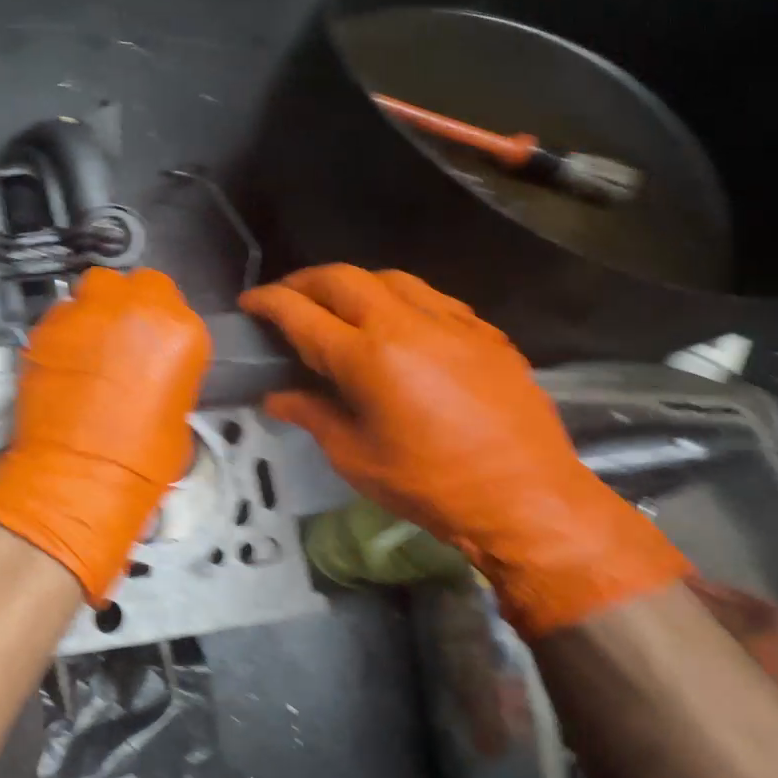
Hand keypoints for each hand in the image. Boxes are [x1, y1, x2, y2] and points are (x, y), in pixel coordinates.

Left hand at [0, 267, 209, 602]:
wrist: (78, 475)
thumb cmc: (142, 459)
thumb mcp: (177, 409)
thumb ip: (165, 369)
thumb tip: (146, 365)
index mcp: (177, 329)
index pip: (169, 299)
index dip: (155, 318)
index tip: (147, 339)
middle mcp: (130, 308)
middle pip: (126, 284)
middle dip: (122, 304)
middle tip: (117, 337)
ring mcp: (81, 315)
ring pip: (86, 292)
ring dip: (90, 313)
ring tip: (87, 345)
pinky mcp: (42, 330)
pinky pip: (56, 318)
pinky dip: (61, 333)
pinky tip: (61, 360)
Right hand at [241, 264, 690, 637]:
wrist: (529, 500)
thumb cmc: (429, 485)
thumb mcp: (352, 457)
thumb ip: (311, 415)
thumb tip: (277, 396)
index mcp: (367, 358)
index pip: (300, 312)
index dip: (267, 302)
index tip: (248, 303)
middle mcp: (407, 326)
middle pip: (342, 279)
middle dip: (303, 281)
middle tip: (284, 298)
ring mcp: (453, 325)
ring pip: (390, 278)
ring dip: (352, 283)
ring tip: (336, 304)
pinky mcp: (486, 334)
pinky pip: (432, 297)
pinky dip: (398, 298)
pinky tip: (394, 322)